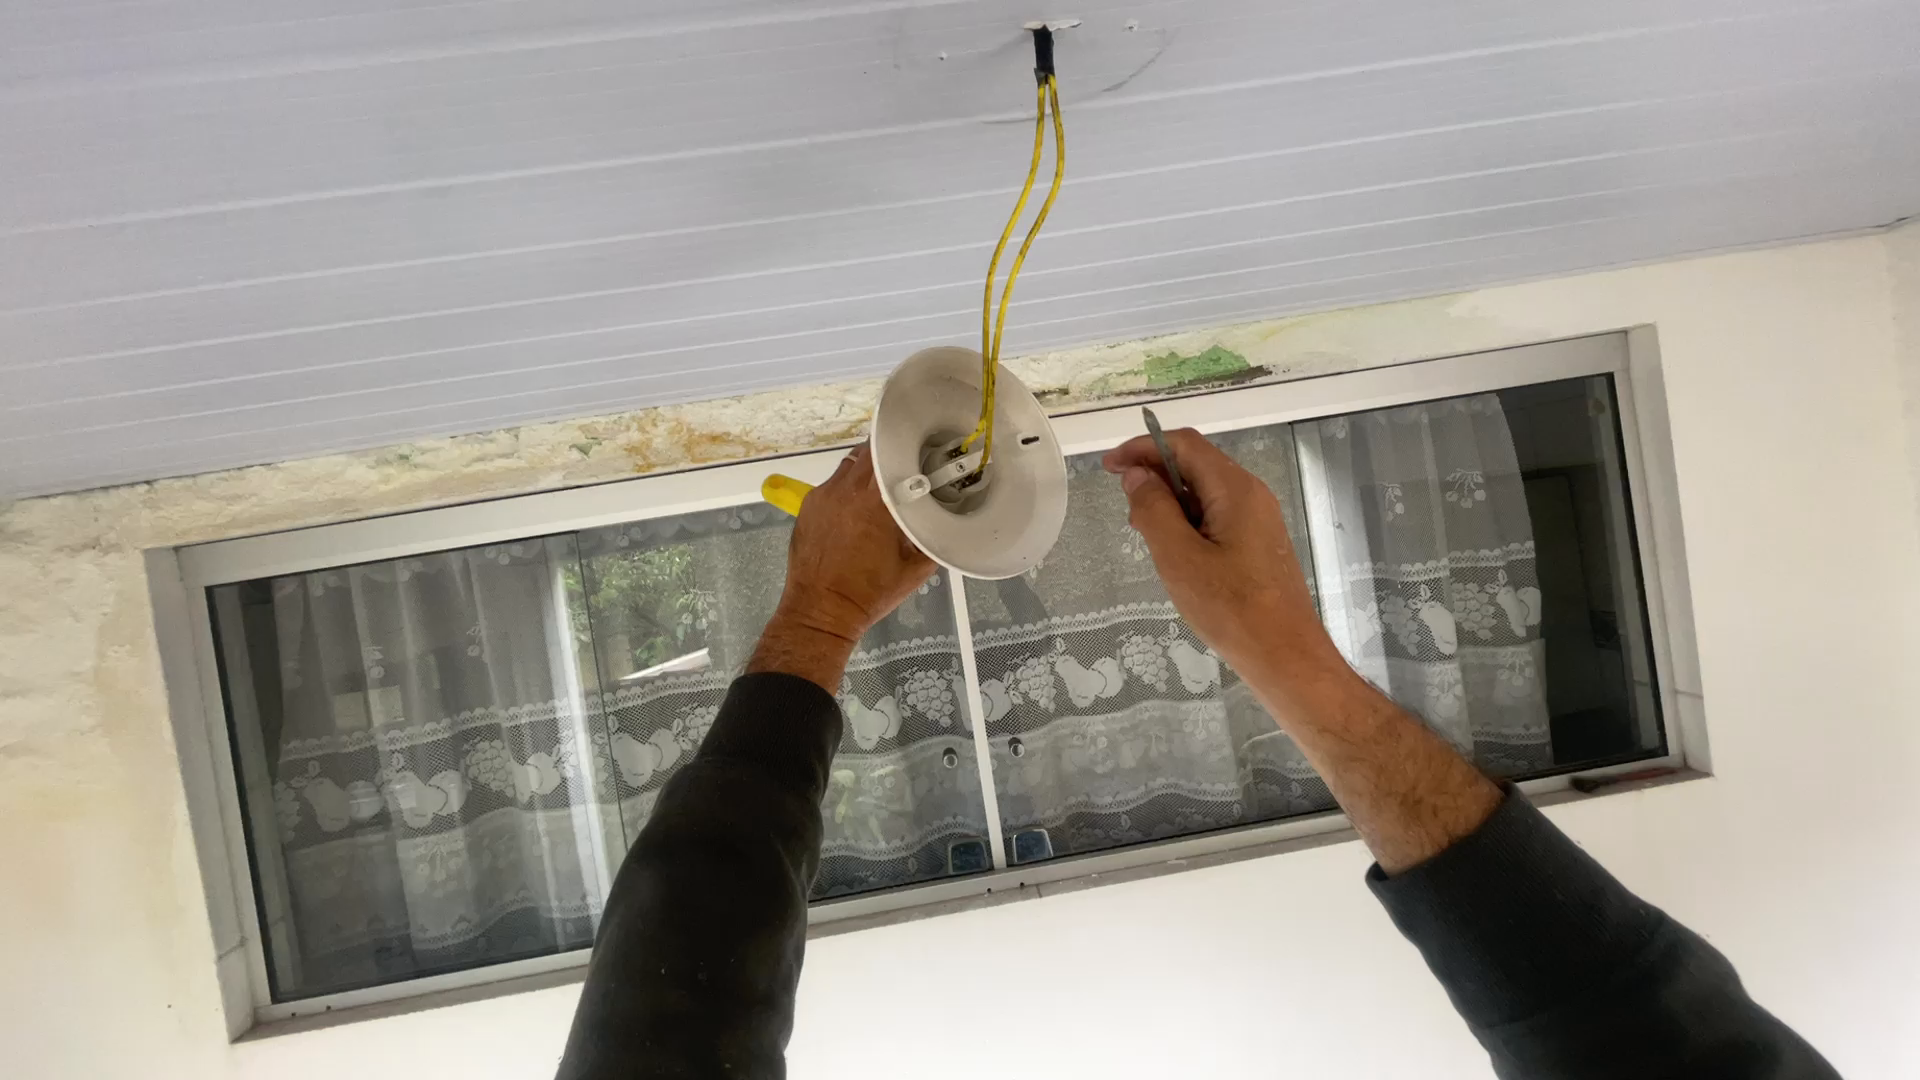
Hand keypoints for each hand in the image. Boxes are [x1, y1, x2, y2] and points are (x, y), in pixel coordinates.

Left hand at [748, 444, 935, 689]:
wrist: (822, 611)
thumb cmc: (870, 594)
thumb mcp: (916, 569)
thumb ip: (932, 537)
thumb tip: (942, 516)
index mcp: (877, 502)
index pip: (892, 455)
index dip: (907, 449)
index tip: (921, 451)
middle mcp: (848, 491)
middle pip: (870, 451)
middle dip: (888, 454)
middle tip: (905, 464)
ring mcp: (824, 495)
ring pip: (851, 464)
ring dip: (867, 467)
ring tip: (881, 482)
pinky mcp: (809, 504)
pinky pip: (833, 482)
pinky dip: (848, 486)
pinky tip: (857, 505)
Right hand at [1102, 427, 1343, 696]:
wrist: (1284, 656)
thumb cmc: (1230, 608)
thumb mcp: (1178, 557)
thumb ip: (1154, 509)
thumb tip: (1136, 475)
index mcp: (1234, 489)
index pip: (1184, 445)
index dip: (1143, 448)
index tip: (1109, 467)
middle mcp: (1251, 494)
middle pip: (1196, 464)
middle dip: (1154, 475)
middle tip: (1126, 507)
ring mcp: (1258, 518)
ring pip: (1204, 491)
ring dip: (1169, 501)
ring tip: (1145, 534)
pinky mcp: (1257, 542)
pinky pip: (1215, 515)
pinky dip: (1186, 521)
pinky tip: (1173, 551)